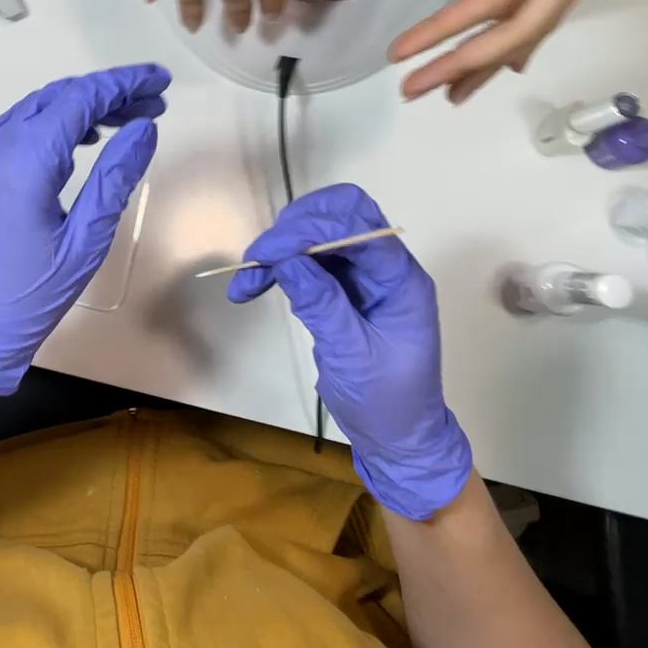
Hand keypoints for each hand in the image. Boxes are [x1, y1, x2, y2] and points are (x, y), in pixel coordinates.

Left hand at [0, 65, 169, 393]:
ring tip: (130, 117)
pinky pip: (24, 131)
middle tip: (154, 101)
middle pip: (58, 97)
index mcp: (25, 161)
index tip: (160, 80)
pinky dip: (59, 124)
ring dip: (84, 106)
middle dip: (108, 92)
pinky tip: (88, 138)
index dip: (122, 84)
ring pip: (39, 110)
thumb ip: (114, 178)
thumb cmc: (33, 293)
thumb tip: (144, 129)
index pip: (79, 100)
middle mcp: (0, 148)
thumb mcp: (86, 240)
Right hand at [226, 185, 470, 519]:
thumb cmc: (385, 401)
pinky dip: (280, 264)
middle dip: (294, 227)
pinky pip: (308, 257)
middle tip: (257, 259)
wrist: (397, 435)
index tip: (266, 255)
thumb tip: (287, 261)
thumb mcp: (353, 357)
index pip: (359, 228)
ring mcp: (364, 274)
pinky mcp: (342, 285)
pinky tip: (256, 284)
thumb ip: (323, 306)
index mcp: (401, 281)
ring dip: (280, 246)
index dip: (310, 231)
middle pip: (341, 213)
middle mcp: (385, 267)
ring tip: (247, 280)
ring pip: (319, 231)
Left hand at [389, 0, 632, 102]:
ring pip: (543, 20)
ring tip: (451, 93)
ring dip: (494, 60)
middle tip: (416, 91)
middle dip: (468, 63)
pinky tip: (502, 62)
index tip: (400, 54)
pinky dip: (523, 37)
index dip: (448, 30)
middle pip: (527, 23)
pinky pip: (552, 3)